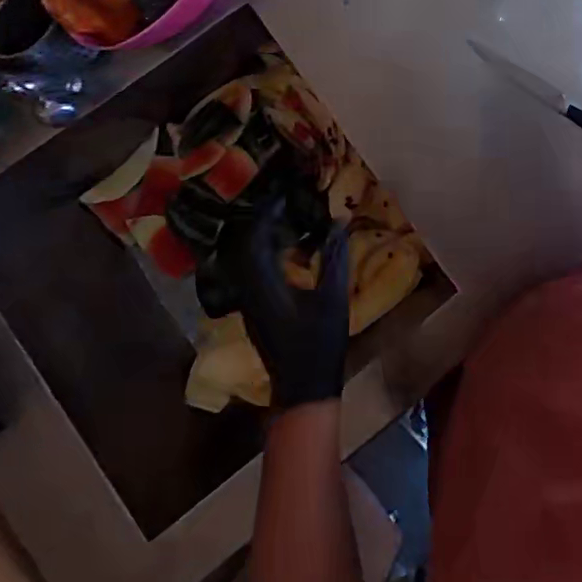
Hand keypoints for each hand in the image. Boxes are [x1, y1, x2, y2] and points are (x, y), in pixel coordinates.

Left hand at [237, 195, 350, 409]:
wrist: (303, 385)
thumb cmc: (320, 341)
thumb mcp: (334, 295)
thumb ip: (335, 255)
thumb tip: (339, 220)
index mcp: (263, 285)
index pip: (254, 238)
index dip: (266, 213)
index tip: (283, 196)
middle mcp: (248, 290)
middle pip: (243, 246)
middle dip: (260, 221)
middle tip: (283, 204)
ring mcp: (247, 302)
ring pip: (245, 259)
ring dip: (261, 237)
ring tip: (285, 221)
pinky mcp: (254, 309)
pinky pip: (250, 271)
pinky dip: (264, 253)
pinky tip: (286, 251)